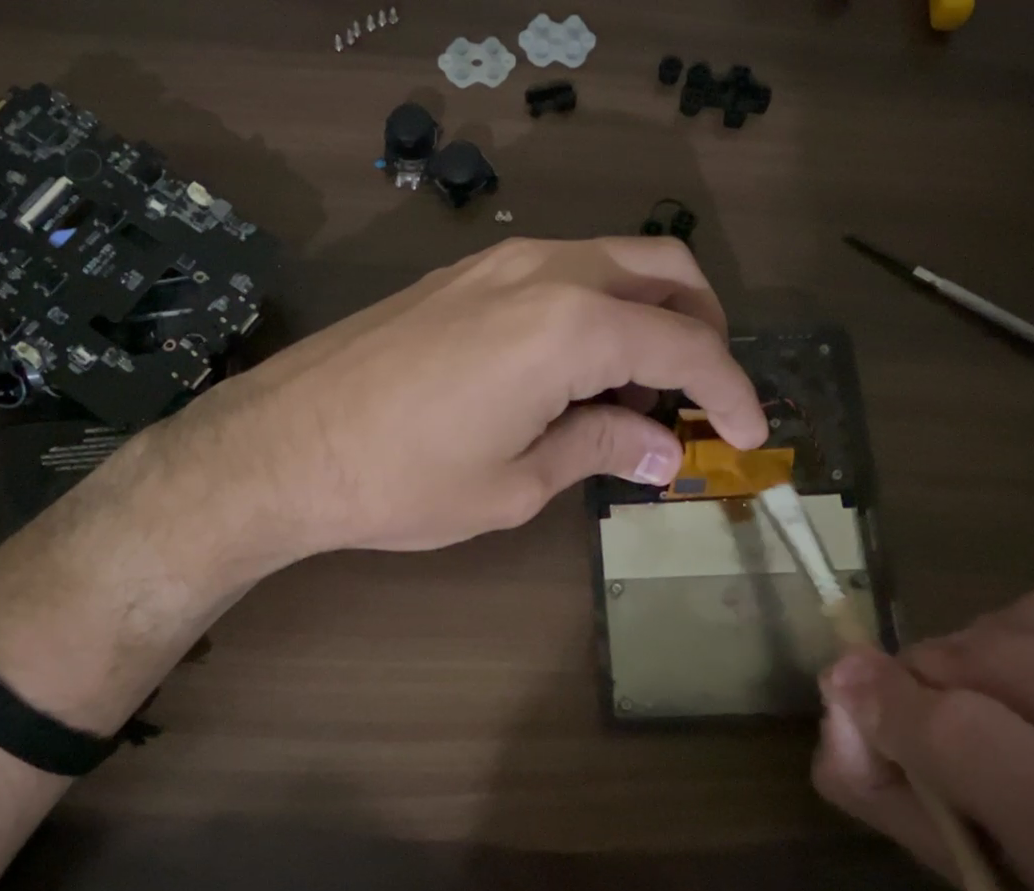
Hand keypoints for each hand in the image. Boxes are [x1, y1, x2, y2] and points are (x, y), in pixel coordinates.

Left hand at [142, 237, 766, 568]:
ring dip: (645, 317)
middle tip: (701, 396)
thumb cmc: (402, 481)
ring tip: (636, 396)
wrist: (281, 446)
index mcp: (571, 326)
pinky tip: (575, 373)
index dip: (731, 393)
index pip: (686, 348)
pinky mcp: (461, 273)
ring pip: (610, 263)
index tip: (751, 435)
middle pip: (662, 271)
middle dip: (701, 328)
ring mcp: (497, 262)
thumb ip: (601, 451)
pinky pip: (558, 274)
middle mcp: (545, 271)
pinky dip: (593, 311)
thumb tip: (665, 450)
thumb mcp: (515, 485)